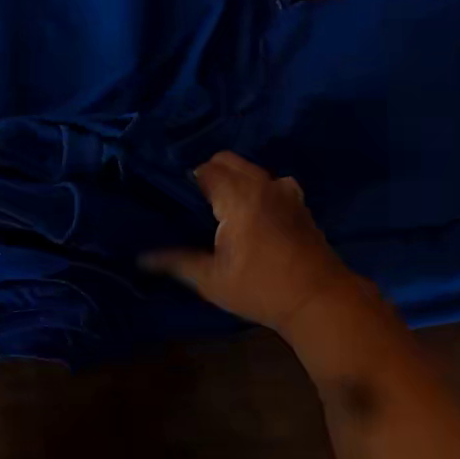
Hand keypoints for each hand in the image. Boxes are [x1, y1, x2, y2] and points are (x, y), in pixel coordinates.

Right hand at [141, 151, 361, 332]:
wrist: (317, 297)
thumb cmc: (259, 288)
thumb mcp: (210, 280)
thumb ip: (176, 262)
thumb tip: (142, 258)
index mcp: (239, 197)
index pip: (204, 170)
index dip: (185, 183)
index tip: (172, 203)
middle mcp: (264, 184)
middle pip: (227, 161)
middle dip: (206, 177)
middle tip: (191, 208)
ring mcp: (286, 191)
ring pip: (249, 170)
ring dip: (231, 183)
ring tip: (216, 214)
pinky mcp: (298, 202)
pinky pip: (267, 183)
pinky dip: (252, 191)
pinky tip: (245, 219)